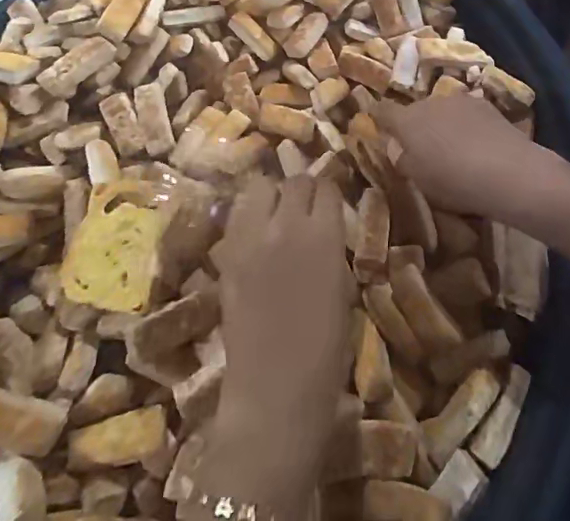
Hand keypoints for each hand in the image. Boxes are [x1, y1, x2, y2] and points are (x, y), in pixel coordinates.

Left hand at [209, 177, 351, 483]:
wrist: (275, 389)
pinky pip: (236, 214)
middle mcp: (287, 225)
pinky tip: (254, 235)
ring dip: (271, 195)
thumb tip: (322, 226)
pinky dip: (247, 215)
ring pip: (259, 186)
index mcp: (325, 236)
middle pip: (294, 180)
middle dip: (302, 190)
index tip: (328, 204)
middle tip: (303, 209)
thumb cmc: (325, 350)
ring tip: (275, 215)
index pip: (326, 187)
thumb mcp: (342, 288)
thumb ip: (331, 247)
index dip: (329, 193)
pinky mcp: (226, 253)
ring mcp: (251, 237)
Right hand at [377, 95, 569, 221]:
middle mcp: (430, 102)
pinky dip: (466, 126)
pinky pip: (466, 114)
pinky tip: (477, 145)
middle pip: (415, 110)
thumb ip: (403, 160)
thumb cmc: (454, 181)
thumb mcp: (419, 180)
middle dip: (416, 125)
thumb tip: (398, 148)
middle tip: (422, 149)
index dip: (378, 117)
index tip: (378, 126)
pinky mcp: (487, 106)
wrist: (509, 172)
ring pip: (442, 110)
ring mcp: (460, 100)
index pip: (383, 111)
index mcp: (407, 120)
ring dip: (442, 124)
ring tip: (454, 148)